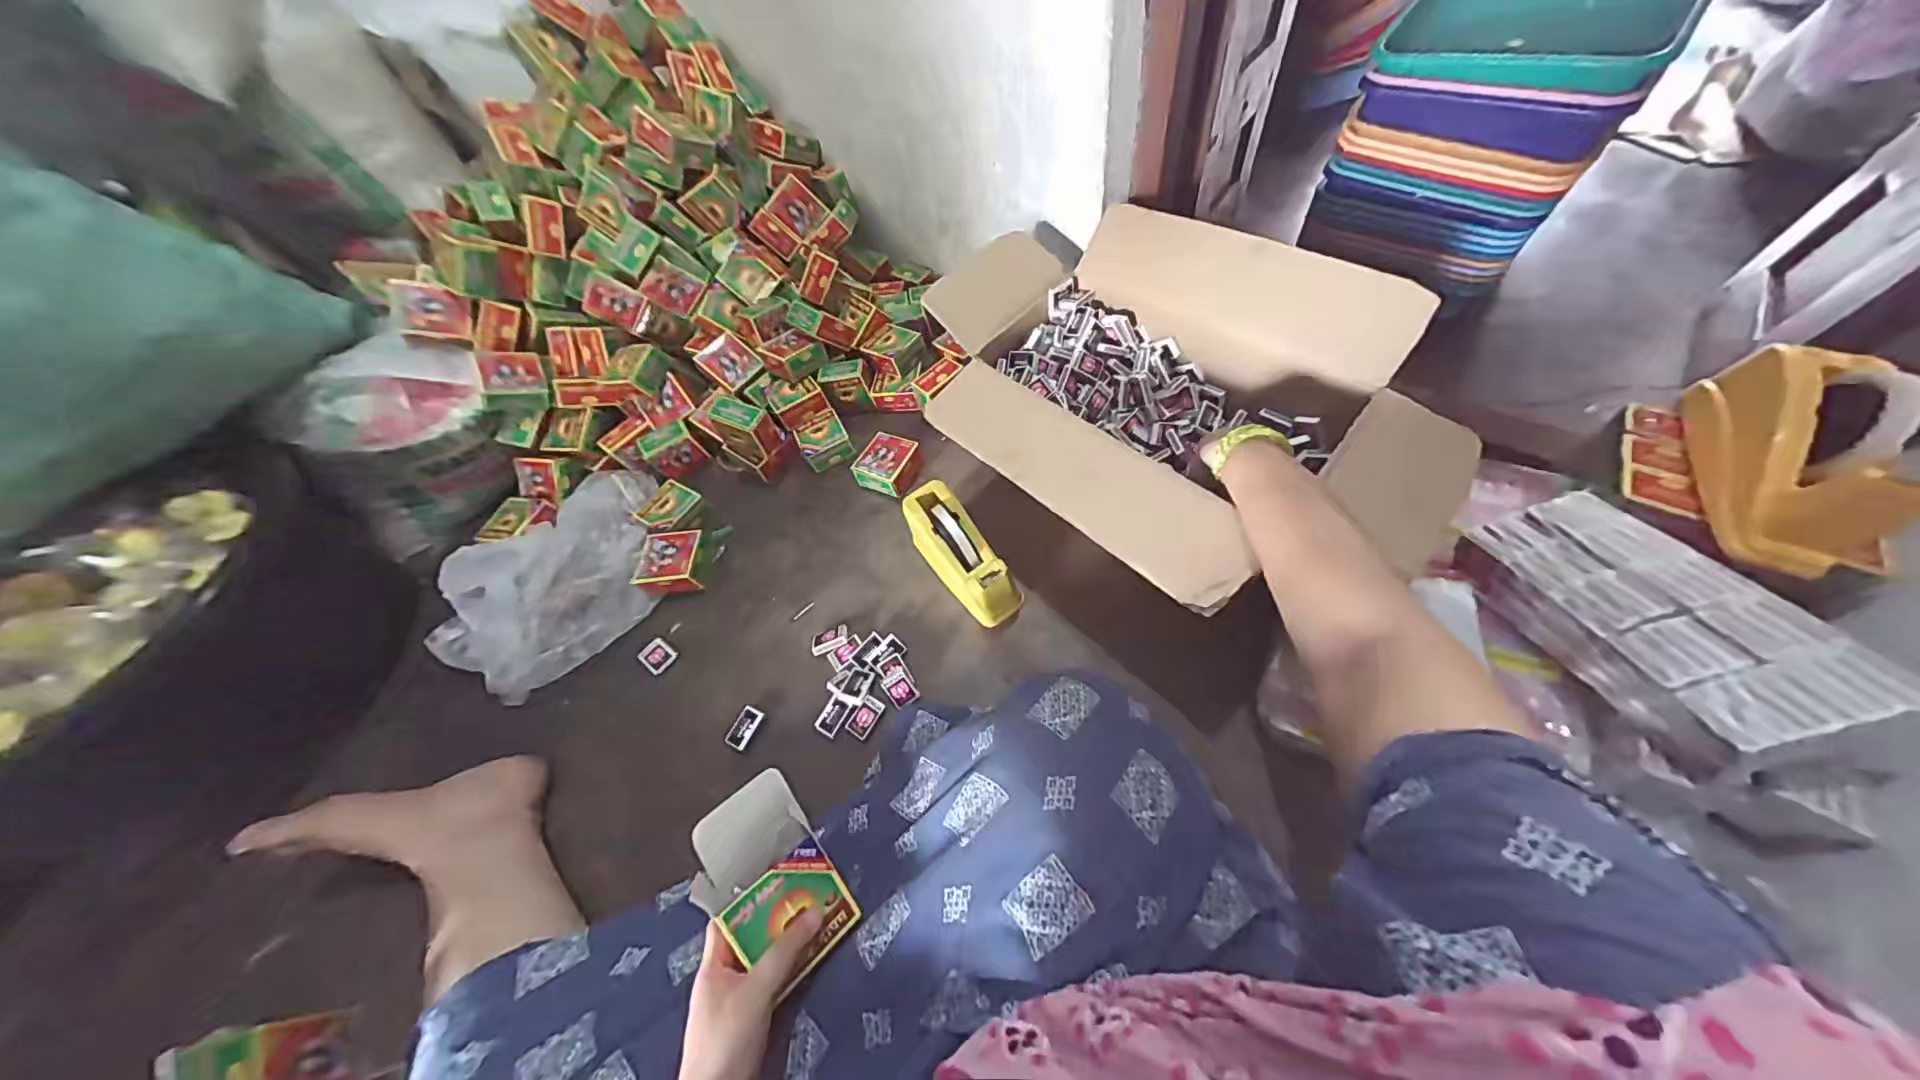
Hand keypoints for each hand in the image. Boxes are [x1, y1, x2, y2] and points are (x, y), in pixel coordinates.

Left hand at [678, 908, 824, 1079]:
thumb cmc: (726, 1038)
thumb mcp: (756, 989)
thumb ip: (784, 952)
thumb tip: (814, 910)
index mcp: (713, 965)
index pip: (726, 920)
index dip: (748, 900)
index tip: (778, 883)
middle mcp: (724, 978)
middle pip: (751, 939)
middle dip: (778, 921)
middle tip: (807, 900)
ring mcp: (738, 1001)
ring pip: (765, 962)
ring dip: (788, 947)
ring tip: (817, 924)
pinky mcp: (753, 1020)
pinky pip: (774, 984)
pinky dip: (791, 971)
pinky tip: (811, 963)